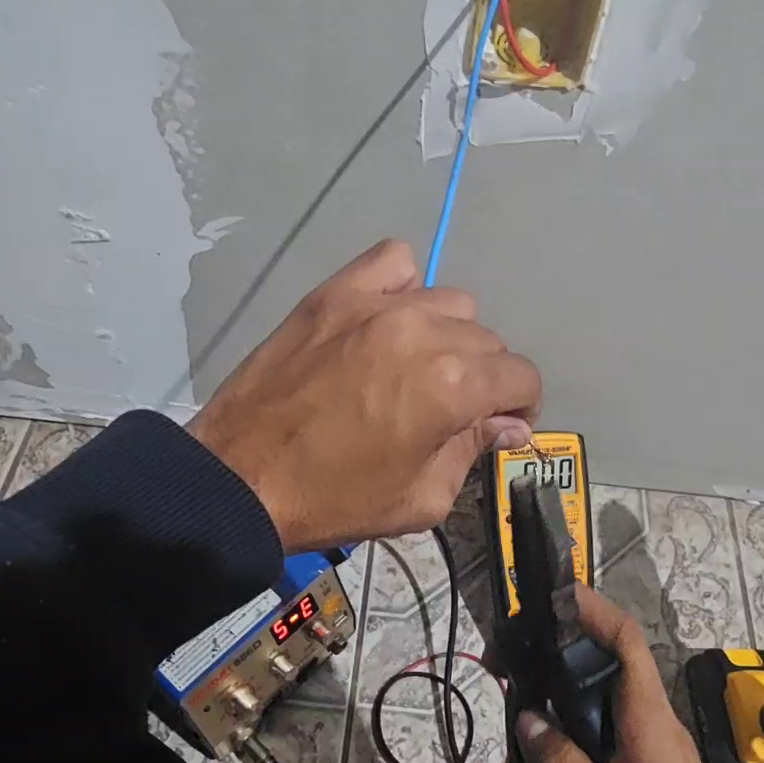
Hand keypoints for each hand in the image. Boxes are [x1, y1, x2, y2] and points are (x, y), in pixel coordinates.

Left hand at [188, 240, 540, 552]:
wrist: (241, 479)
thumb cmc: (334, 500)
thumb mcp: (421, 499)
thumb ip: (472, 452)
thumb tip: (509, 424)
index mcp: (451, 386)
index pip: (520, 376)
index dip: (521, 405)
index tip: (501, 424)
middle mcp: (424, 332)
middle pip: (487, 340)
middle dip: (483, 378)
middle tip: (451, 407)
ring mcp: (375, 305)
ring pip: (449, 302)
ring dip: (449, 336)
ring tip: (417, 365)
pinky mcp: (334, 294)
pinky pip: (393, 262)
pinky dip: (404, 286)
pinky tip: (390, 318)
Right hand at [518, 584, 763, 762]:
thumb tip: (528, 716)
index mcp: (654, 731)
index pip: (629, 644)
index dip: (594, 609)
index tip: (550, 594)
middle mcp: (660, 734)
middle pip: (614, 669)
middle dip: (564, 653)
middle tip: (508, 661)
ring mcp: (661, 760)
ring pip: (610, 706)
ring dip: (567, 695)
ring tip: (517, 700)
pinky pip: (613, 739)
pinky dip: (578, 730)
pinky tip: (547, 753)